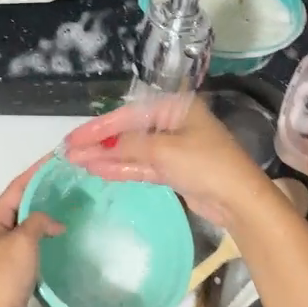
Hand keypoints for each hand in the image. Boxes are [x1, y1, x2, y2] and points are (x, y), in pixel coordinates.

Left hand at [0, 160, 63, 306]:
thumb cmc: (4, 279)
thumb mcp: (23, 242)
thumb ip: (38, 222)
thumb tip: (55, 223)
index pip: (16, 188)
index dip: (36, 171)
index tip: (58, 157)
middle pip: (22, 206)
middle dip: (44, 192)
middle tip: (70, 181)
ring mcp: (7, 255)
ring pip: (30, 228)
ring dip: (48, 217)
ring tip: (73, 205)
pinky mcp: (17, 273)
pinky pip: (35, 248)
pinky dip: (49, 240)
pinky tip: (66, 238)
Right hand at [63, 96, 281, 233]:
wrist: (238, 199)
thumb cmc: (205, 164)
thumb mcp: (164, 151)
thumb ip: (130, 146)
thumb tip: (103, 147)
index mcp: (176, 107)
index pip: (130, 114)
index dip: (100, 127)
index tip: (74, 138)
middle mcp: (173, 123)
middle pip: (129, 131)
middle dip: (100, 142)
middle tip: (69, 152)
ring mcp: (173, 148)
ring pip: (133, 151)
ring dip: (106, 157)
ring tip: (76, 163)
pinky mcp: (174, 171)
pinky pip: (142, 166)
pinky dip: (121, 168)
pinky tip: (98, 170)